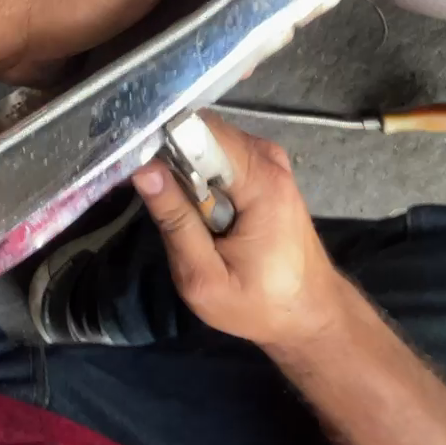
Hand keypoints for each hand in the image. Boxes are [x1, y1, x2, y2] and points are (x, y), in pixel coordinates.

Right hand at [131, 116, 351, 352]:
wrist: (309, 314)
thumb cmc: (259, 304)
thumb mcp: (205, 277)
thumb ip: (175, 222)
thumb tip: (143, 170)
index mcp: (262, 181)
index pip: (199, 131)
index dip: (163, 142)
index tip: (136, 166)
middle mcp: (268, 158)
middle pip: (201, 132)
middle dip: (170, 156)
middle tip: (152, 195)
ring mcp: (268, 159)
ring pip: (206, 140)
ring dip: (182, 166)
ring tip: (175, 205)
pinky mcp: (263, 167)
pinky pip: (217, 152)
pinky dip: (198, 171)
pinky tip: (194, 204)